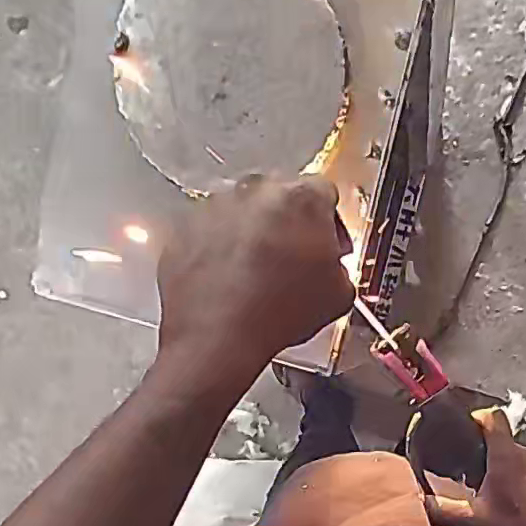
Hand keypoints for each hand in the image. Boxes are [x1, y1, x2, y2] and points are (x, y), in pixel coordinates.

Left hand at [156, 175, 354, 379]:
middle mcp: (257, 191)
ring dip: (254, 236)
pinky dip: (220, 249)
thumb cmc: (279, 312)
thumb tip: (332, 270)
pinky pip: (211, 232)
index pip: (325, 193)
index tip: (329, 245)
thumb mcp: (339, 296)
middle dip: (290, 225)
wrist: (218, 335)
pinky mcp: (184, 226)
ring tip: (259, 276)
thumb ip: (341, 269)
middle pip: (281, 198)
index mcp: (303, 200)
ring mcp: (215, 206)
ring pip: (243, 213)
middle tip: (294, 261)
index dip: (331, 223)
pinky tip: (230, 281)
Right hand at [424, 409, 525, 525]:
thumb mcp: (470, 524)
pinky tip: (506, 503)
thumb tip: (417, 500)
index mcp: (506, 456)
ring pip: (514, 455)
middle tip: (465, 470)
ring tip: (483, 489)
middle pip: (501, 438)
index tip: (463, 430)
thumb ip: (439, 510)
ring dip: (498, 466)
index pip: (492, 417)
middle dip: (482, 450)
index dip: (476, 418)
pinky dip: (514, 478)